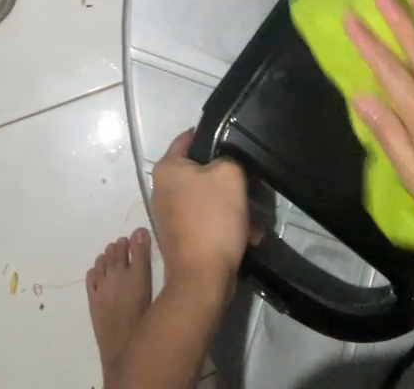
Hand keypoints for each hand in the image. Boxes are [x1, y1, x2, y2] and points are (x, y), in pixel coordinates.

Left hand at [150, 129, 248, 295]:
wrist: (202, 278)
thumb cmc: (212, 219)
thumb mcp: (230, 175)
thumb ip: (229, 157)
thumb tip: (224, 163)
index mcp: (167, 168)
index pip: (188, 137)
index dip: (212, 135)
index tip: (234, 141)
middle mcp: (161, 189)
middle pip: (201, 171)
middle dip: (227, 179)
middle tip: (248, 183)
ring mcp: (169, 215)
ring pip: (207, 198)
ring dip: (231, 205)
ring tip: (253, 218)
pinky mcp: (180, 236)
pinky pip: (206, 220)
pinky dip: (224, 224)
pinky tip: (246, 235)